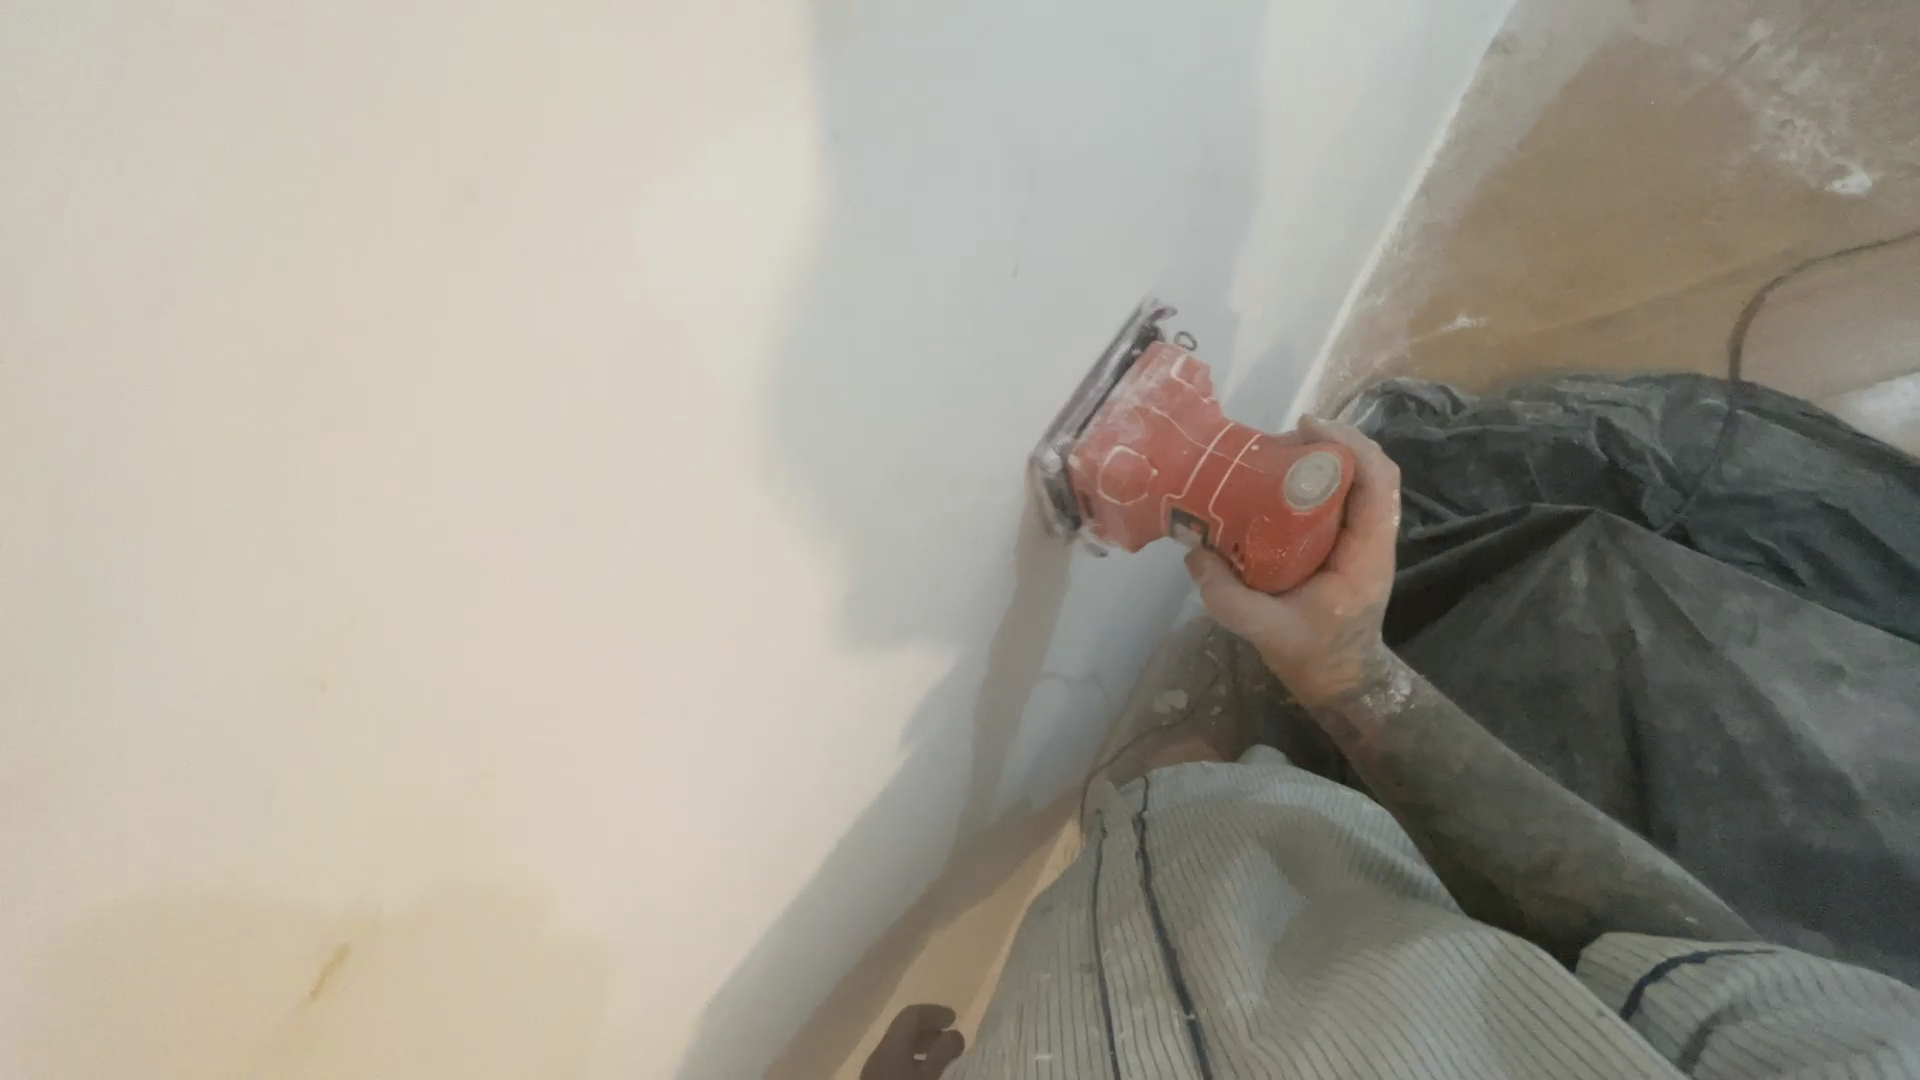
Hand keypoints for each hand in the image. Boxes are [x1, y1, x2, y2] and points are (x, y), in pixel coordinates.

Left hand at [859, 1004, 965, 1078]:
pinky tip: (926, 1078)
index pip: (911, 1015)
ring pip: (899, 1050)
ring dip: (922, 1049)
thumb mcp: (929, 1078)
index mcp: (890, 1046)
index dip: (934, 1012)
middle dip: (929, 1030)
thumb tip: (955, 1034)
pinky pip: (896, 1066)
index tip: (954, 1018)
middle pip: (904, 1031)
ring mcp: (874, 1073)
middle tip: (950, 1037)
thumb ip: (943, 1053)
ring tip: (943, 1060)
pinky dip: (913, 1064)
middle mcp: (879, 1055)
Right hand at [1185, 417, 1400, 705]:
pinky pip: (1339, 500)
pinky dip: (1316, 481)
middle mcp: (1370, 541)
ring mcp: (1360, 542)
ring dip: (1324, 460)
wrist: (1340, 681)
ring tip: (1275, 454)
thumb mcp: (1263, 630)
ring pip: (1356, 483)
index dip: (1349, 446)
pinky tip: (1278, 483)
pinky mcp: (1344, 546)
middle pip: (1370, 472)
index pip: (1376, 484)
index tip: (1305, 429)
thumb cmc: (1313, 656)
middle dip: (1331, 444)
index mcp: (1364, 556)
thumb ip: (1226, 596)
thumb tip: (1193, 551)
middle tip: (1279, 441)